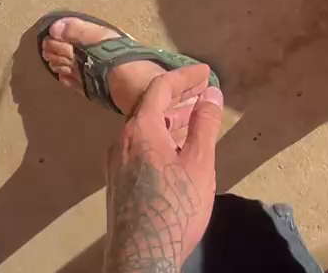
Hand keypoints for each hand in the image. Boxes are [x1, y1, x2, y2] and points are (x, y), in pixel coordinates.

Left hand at [103, 65, 224, 272]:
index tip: (206, 72)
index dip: (185, 76)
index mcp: (139, 130)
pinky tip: (177, 149)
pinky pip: (140, 146)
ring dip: (170, 118)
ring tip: (195, 118)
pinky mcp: (118, 185)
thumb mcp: (199, 161)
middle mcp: (121, 142)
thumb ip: (205, 123)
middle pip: (149, 106)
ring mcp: (116, 165)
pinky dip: (160, 137)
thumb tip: (211, 94)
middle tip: (203, 92)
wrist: (141, 261)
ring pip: (144, 128)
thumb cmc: (175, 207)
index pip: (160, 88)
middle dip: (178, 97)